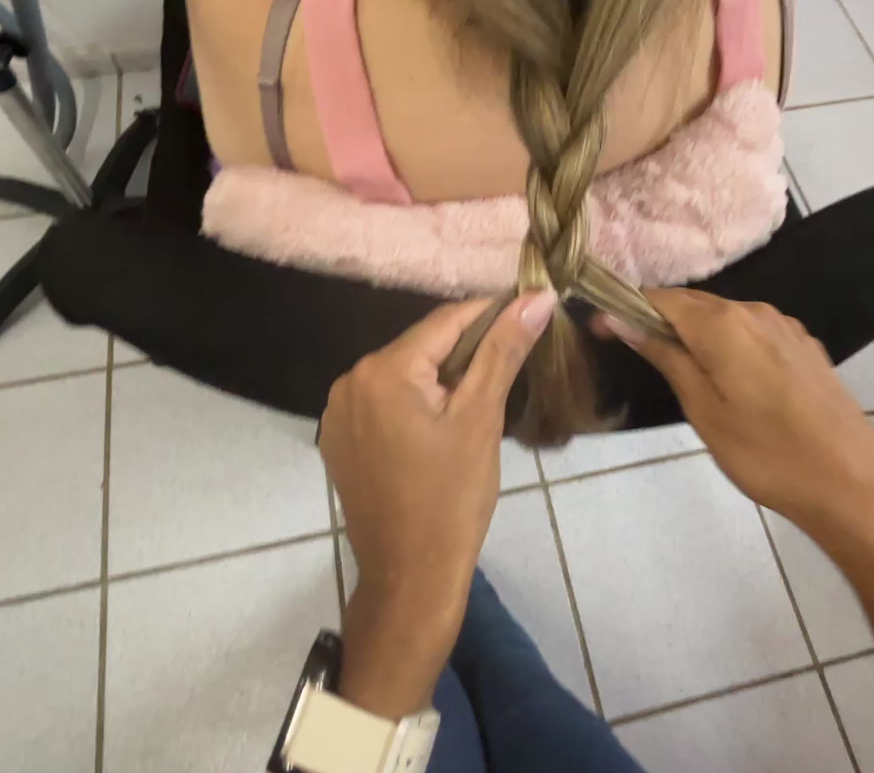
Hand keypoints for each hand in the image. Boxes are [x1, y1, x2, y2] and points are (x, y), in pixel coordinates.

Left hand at [319, 292, 554, 717]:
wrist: (411, 577)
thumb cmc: (453, 498)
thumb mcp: (482, 418)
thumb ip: (504, 350)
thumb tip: (536, 297)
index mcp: (384, 370)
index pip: (445, 321)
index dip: (489, 313)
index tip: (527, 312)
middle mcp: (350, 380)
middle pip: (421, 347)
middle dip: (464, 351)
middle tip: (508, 365)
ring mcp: (338, 412)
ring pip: (402, 373)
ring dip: (439, 377)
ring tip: (477, 401)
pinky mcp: (338, 439)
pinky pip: (382, 402)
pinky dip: (412, 402)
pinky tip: (437, 428)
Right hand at [603, 290, 873, 561]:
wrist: (853, 484)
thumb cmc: (766, 454)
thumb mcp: (703, 409)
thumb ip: (664, 356)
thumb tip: (620, 319)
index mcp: (723, 323)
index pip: (660, 298)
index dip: (627, 309)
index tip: (601, 331)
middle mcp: (754, 311)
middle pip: (692, 303)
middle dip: (659, 320)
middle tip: (635, 353)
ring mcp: (784, 326)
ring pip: (722, 316)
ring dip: (694, 332)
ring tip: (680, 371)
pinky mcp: (803, 345)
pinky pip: (750, 330)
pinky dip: (727, 342)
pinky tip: (728, 377)